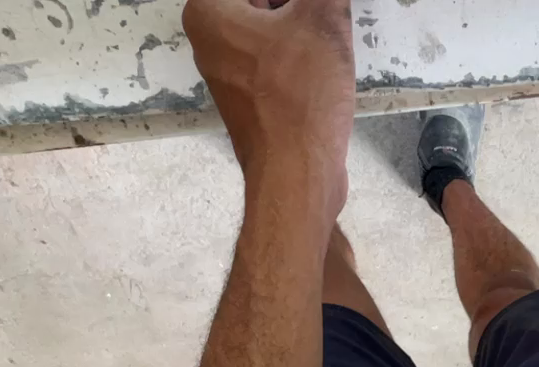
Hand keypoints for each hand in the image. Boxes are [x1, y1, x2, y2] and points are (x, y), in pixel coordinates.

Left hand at [184, 0, 355, 215]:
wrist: (297, 178)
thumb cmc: (301, 98)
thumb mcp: (323, 24)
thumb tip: (327, 2)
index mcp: (208, 9)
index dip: (291, 0)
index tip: (317, 10)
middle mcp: (208, 42)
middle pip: (255, 4)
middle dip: (295, 7)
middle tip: (325, 16)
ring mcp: (228, 81)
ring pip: (266, 35)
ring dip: (300, 31)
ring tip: (330, 38)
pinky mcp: (251, 110)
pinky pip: (272, 70)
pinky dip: (297, 63)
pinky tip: (324, 72)